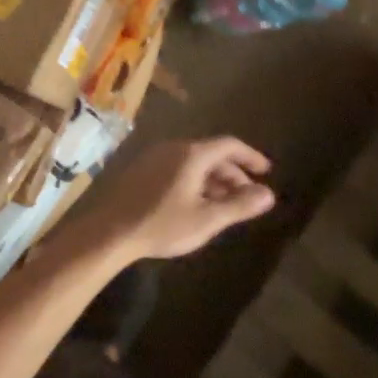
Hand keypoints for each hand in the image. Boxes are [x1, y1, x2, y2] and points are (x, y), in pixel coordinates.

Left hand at [70, 138, 274, 260]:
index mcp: (192, 154)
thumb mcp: (206, 219)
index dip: (251, 157)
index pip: (229, 145)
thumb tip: (269, 194)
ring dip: (213, 180)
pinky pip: (176, 169)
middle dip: (233, 174)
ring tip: (224, 204)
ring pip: (193, 162)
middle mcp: (173, 148)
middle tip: (247, 196)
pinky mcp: (140, 171)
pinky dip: (194, 181)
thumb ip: (239, 206)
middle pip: (211, 154)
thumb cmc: (161, 225)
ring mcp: (154, 158)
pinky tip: (196, 204)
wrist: (109, 232)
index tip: (266, 171)